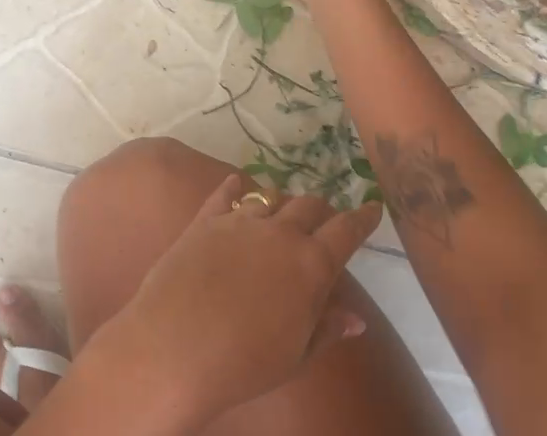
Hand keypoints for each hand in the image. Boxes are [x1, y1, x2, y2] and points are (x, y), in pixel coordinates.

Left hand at [92, 175, 382, 428]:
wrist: (173, 348)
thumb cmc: (243, 363)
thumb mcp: (295, 355)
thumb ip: (327, 328)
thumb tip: (357, 318)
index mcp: (311, 264)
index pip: (347, 231)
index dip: (363, 218)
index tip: (373, 208)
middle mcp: (280, 232)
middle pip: (310, 206)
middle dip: (323, 211)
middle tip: (325, 220)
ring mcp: (241, 222)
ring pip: (272, 197)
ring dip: (283, 202)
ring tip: (284, 212)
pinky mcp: (206, 220)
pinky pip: (226, 193)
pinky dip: (237, 187)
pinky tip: (239, 184)